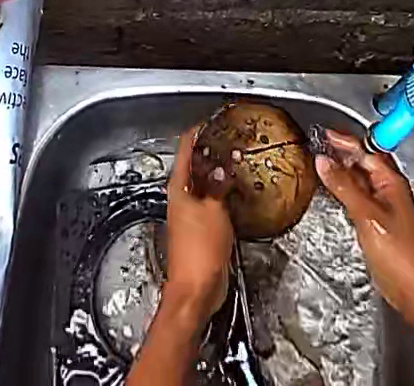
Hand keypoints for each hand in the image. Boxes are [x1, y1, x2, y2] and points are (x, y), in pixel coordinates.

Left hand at [161, 125, 233, 319]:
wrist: (197, 290)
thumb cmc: (200, 251)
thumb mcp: (215, 211)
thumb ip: (219, 186)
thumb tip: (224, 167)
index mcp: (178, 187)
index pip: (185, 149)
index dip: (196, 133)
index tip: (210, 122)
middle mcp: (181, 197)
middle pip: (193, 165)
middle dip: (210, 153)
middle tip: (228, 140)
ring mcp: (189, 213)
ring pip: (203, 184)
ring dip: (217, 173)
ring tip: (235, 161)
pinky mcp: (200, 228)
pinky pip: (210, 202)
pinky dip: (221, 193)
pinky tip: (235, 191)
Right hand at [315, 128, 413, 323]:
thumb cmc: (400, 256)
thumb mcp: (366, 215)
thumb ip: (343, 186)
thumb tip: (323, 161)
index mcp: (392, 182)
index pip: (367, 150)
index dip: (346, 140)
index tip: (326, 133)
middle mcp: (391, 190)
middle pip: (366, 161)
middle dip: (345, 151)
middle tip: (322, 144)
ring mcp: (388, 206)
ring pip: (364, 178)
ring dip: (345, 169)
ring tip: (325, 162)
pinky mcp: (382, 222)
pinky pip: (362, 194)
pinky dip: (348, 187)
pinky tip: (337, 190)